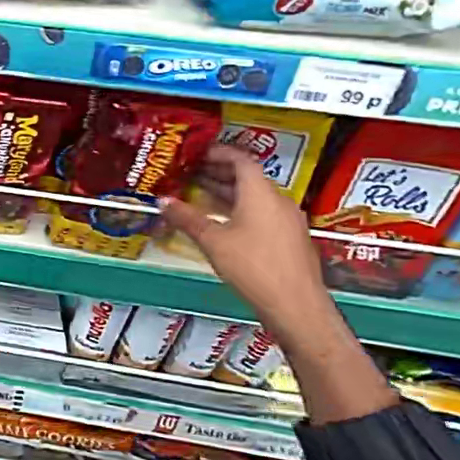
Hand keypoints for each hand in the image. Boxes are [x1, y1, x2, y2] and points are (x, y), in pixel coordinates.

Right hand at [165, 146, 398, 423]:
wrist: (296, 306)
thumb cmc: (253, 267)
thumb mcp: (213, 241)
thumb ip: (187, 219)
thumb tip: (163, 202)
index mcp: (260, 192)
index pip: (240, 160)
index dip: (218, 153)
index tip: (197, 155)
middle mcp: (278, 200)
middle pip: (248, 178)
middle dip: (220, 175)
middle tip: (193, 175)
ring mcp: (289, 220)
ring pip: (256, 198)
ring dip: (231, 195)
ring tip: (203, 198)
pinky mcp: (292, 240)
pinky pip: (264, 214)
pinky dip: (243, 212)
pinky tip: (226, 226)